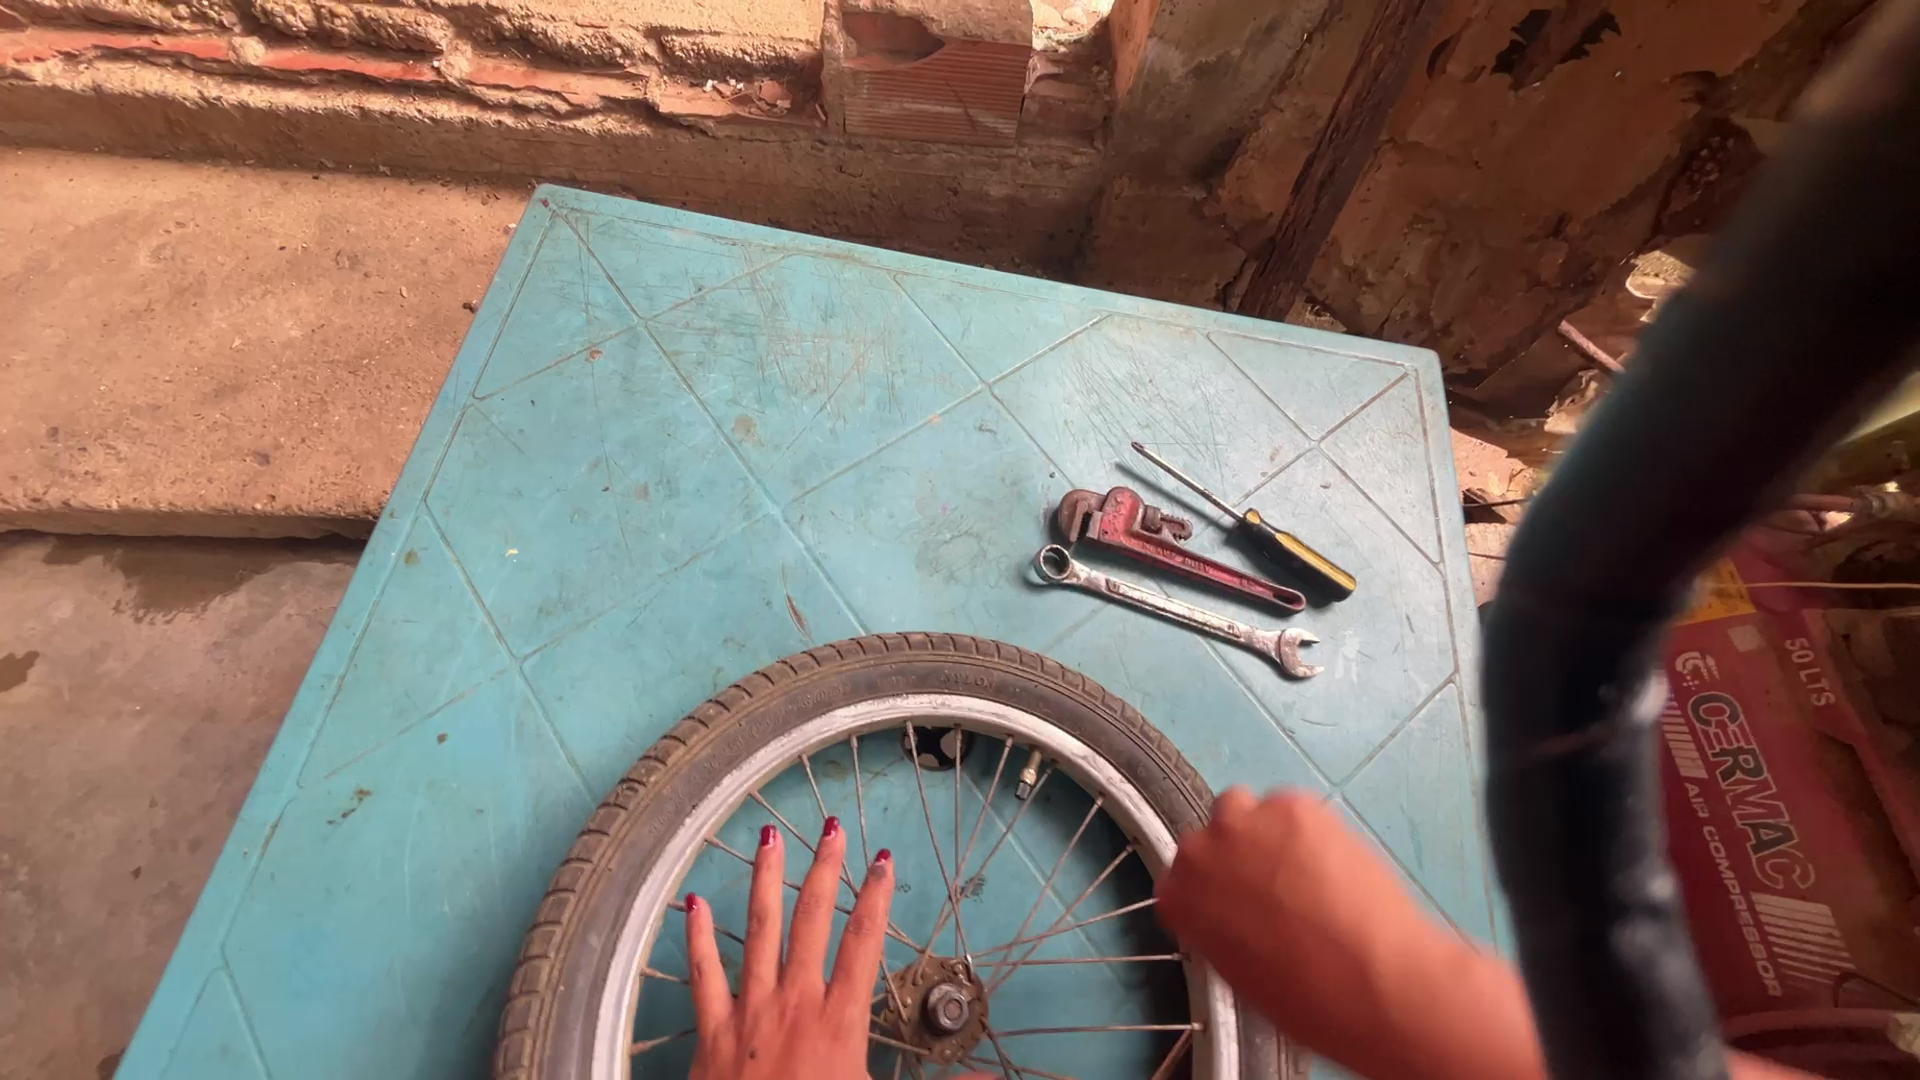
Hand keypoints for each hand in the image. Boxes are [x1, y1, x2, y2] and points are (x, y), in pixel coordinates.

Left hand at [685, 818, 893, 1079]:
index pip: (863, 942)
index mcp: (838, 1021)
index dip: (876, 897)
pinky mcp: (712, 1033)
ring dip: (766, 880)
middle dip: (825, 869)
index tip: (883, 860)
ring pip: (760, 930)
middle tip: (832, 828)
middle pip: (813, 920)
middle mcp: (795, 1003)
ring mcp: (750, 1012)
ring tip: (769, 838)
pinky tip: (694, 902)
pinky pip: (704, 976)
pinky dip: (699, 937)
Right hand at [1156, 789, 1816, 1079]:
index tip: (1259, 901)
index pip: (1180, 870)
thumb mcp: (1267, 988)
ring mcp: (1255, 823)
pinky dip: (1317, 827)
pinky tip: (1350, 863)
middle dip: (1253, 854)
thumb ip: (1246, 942)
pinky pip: (1298, 805)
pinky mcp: (1305, 806)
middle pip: (1218, 827)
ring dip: (1288, 837)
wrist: (1417, 1006)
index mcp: (1193, 905)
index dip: (1224, 884)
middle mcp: (1211, 851)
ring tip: (1335, 878)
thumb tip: (1247, 915)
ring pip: (1258, 810)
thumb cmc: (1340, 1017)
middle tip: (1307, 893)